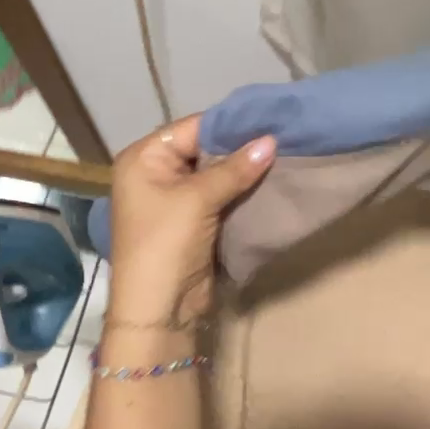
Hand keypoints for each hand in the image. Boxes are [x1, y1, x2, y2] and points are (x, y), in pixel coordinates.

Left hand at [106, 115, 274, 325]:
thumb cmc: (166, 244)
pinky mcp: (196, 222)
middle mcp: (157, 173)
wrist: (160, 309)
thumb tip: (272, 140)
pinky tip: (271, 183)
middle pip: (205, 150)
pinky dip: (243, 192)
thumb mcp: (197, 200)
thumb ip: (235, 169)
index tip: (271, 119)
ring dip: (246, 172)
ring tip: (285, 157)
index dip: (230, 125)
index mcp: (144, 158)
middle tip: (283, 138)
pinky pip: (222, 197)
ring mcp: (176, 200)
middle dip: (241, 148)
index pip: (192, 127)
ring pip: (218, 175)